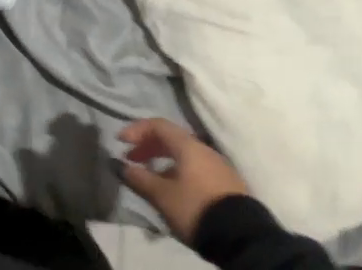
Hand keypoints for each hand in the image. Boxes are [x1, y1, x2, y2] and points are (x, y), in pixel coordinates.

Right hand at [118, 118, 249, 240]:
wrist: (241, 236)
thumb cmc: (195, 207)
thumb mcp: (162, 195)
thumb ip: (139, 178)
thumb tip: (120, 165)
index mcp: (188, 145)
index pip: (158, 125)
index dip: (137, 129)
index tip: (120, 141)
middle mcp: (204, 149)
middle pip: (172, 138)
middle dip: (148, 146)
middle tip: (132, 158)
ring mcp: (218, 165)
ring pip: (185, 155)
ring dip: (163, 160)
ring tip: (151, 177)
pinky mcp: (226, 183)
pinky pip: (196, 168)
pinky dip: (178, 171)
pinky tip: (174, 189)